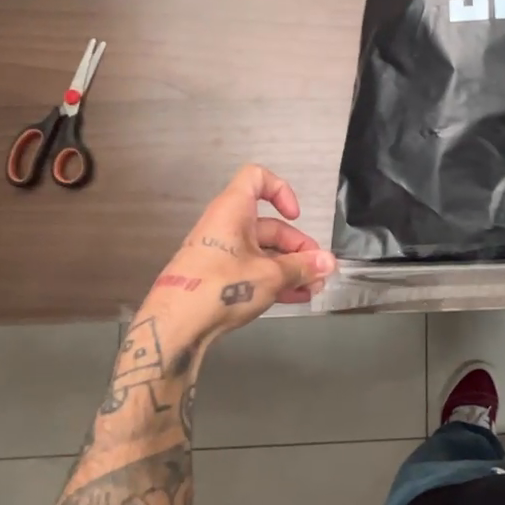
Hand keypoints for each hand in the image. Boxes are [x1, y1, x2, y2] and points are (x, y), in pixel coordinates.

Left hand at [143, 164, 336, 335]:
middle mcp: (226, 227)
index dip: (281, 191)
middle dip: (298, 248)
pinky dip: (275, 280)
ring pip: (265, 252)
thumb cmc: (220, 288)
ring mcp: (221, 253)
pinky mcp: (219, 277)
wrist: (175, 326)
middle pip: (270, 226)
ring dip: (292, 268)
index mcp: (233, 212)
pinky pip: (254, 270)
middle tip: (318, 271)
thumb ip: (303, 267)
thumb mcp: (271, 276)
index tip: (296, 216)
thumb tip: (328, 263)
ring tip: (313, 289)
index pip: (256, 179)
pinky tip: (296, 297)